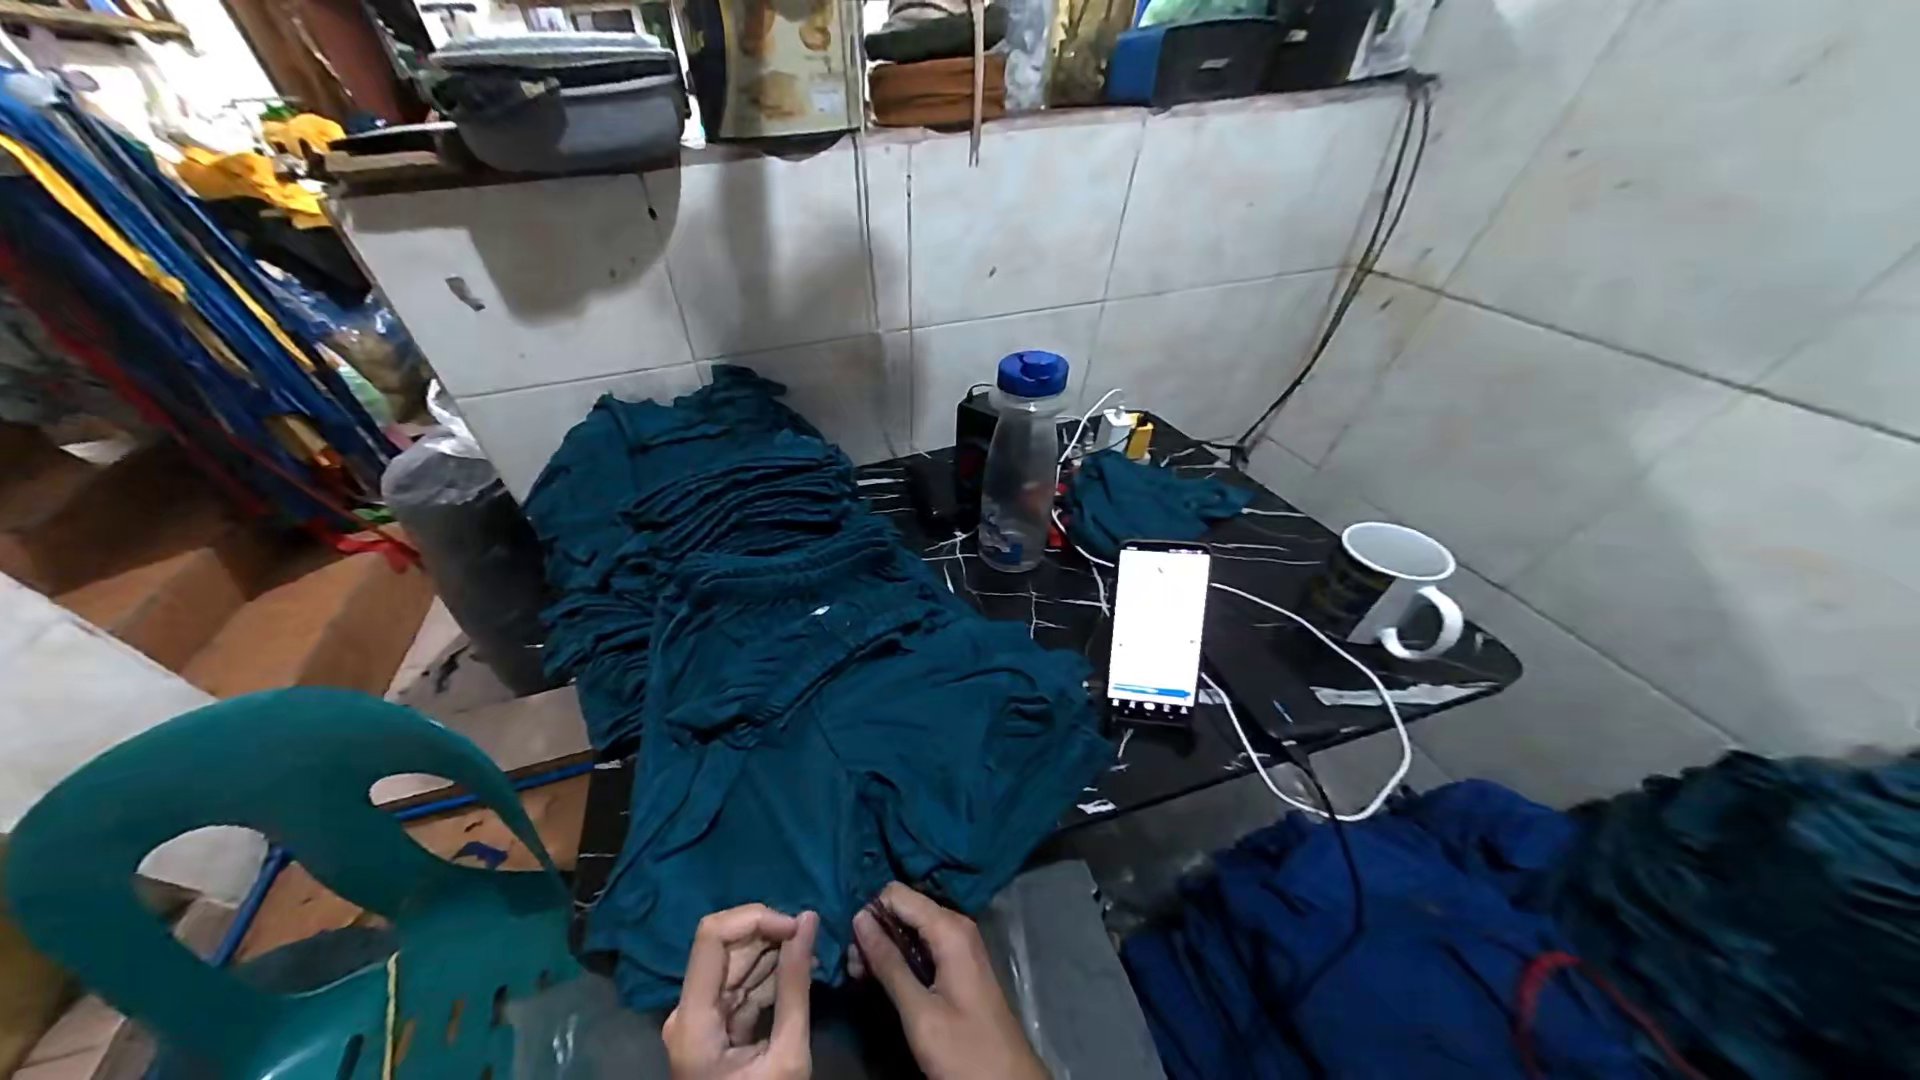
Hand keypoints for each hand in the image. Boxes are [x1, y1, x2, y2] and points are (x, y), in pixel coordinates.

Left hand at [665, 904, 818, 1079]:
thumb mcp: (788, 1056)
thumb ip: (795, 984)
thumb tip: (809, 919)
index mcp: (692, 1021)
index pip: (711, 935)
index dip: (754, 918)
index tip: (795, 927)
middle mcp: (686, 1012)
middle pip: (725, 945)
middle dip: (770, 934)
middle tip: (810, 943)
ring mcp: (697, 1019)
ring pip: (735, 959)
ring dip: (774, 951)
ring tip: (809, 960)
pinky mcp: (712, 1025)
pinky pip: (740, 982)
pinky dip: (770, 972)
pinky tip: (798, 976)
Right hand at [849, 883, 1047, 1079]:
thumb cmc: (964, 1049)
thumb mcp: (920, 1012)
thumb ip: (889, 964)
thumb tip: (859, 919)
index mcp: (949, 927)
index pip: (897, 893)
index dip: (870, 913)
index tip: (851, 944)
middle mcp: (954, 925)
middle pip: (902, 909)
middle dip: (874, 932)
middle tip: (852, 968)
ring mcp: (956, 943)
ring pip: (907, 928)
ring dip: (882, 948)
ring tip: (859, 977)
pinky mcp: (954, 962)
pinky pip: (919, 945)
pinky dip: (898, 958)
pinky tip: (880, 980)